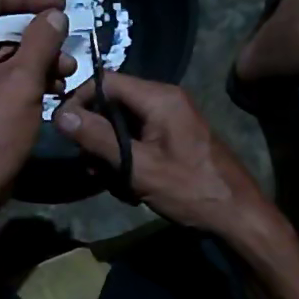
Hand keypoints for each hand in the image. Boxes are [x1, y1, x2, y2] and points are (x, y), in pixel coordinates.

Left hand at [0, 0, 74, 202]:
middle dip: (38, 34)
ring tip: (67, 75)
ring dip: (39, 58)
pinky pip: (3, 75)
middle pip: (0, 23)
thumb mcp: (23, 81)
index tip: (62, 6)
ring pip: (5, 51)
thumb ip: (41, 40)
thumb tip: (55, 14)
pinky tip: (54, 90)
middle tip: (68, 47)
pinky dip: (29, 78)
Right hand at [52, 73, 278, 236]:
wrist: (237, 217)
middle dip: (94, 135)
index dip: (79, 100)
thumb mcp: (138, 166)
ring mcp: (169, 120)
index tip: (64, 129)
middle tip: (90, 166)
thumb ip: (98, 138)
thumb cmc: (189, 189)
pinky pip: (136, 139)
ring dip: (108, 153)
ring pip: (121, 125)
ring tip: (110, 182)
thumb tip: (60, 115)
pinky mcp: (171, 138)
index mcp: (159, 98)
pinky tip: (128, 186)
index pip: (105, 81)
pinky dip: (126, 160)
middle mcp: (164, 100)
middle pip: (111, 104)